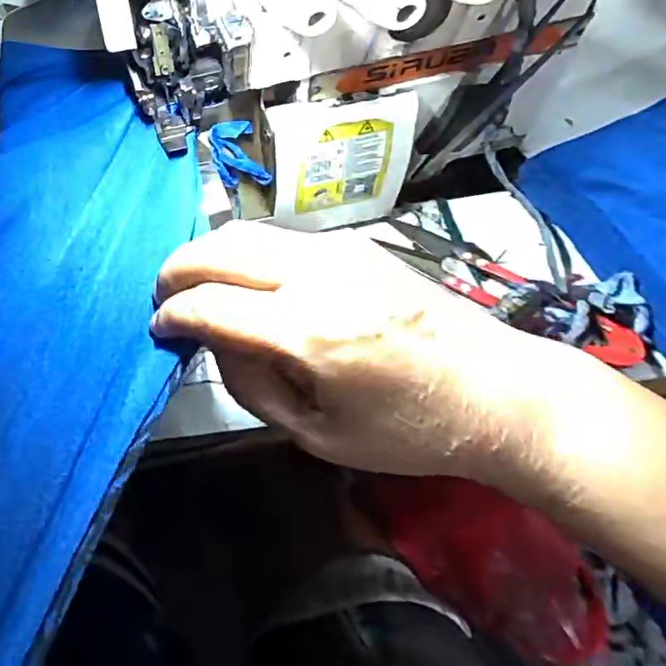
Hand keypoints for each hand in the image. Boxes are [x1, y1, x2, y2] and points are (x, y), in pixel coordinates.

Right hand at [152, 222, 589, 489]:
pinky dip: (240, 250)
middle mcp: (318, 276)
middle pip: (217, 250)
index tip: (159, 326)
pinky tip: (241, 276)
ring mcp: (336, 249)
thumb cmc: (412, 431)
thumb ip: (250, 383)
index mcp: (311, 332)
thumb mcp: (319, 434)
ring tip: (194, 282)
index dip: (173, 314)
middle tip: (164, 296)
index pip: (211, 305)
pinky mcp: (350, 241)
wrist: (506, 393)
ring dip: (205, 253)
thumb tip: (212, 337)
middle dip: (176, 270)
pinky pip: (273, 235)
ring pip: (241, 231)